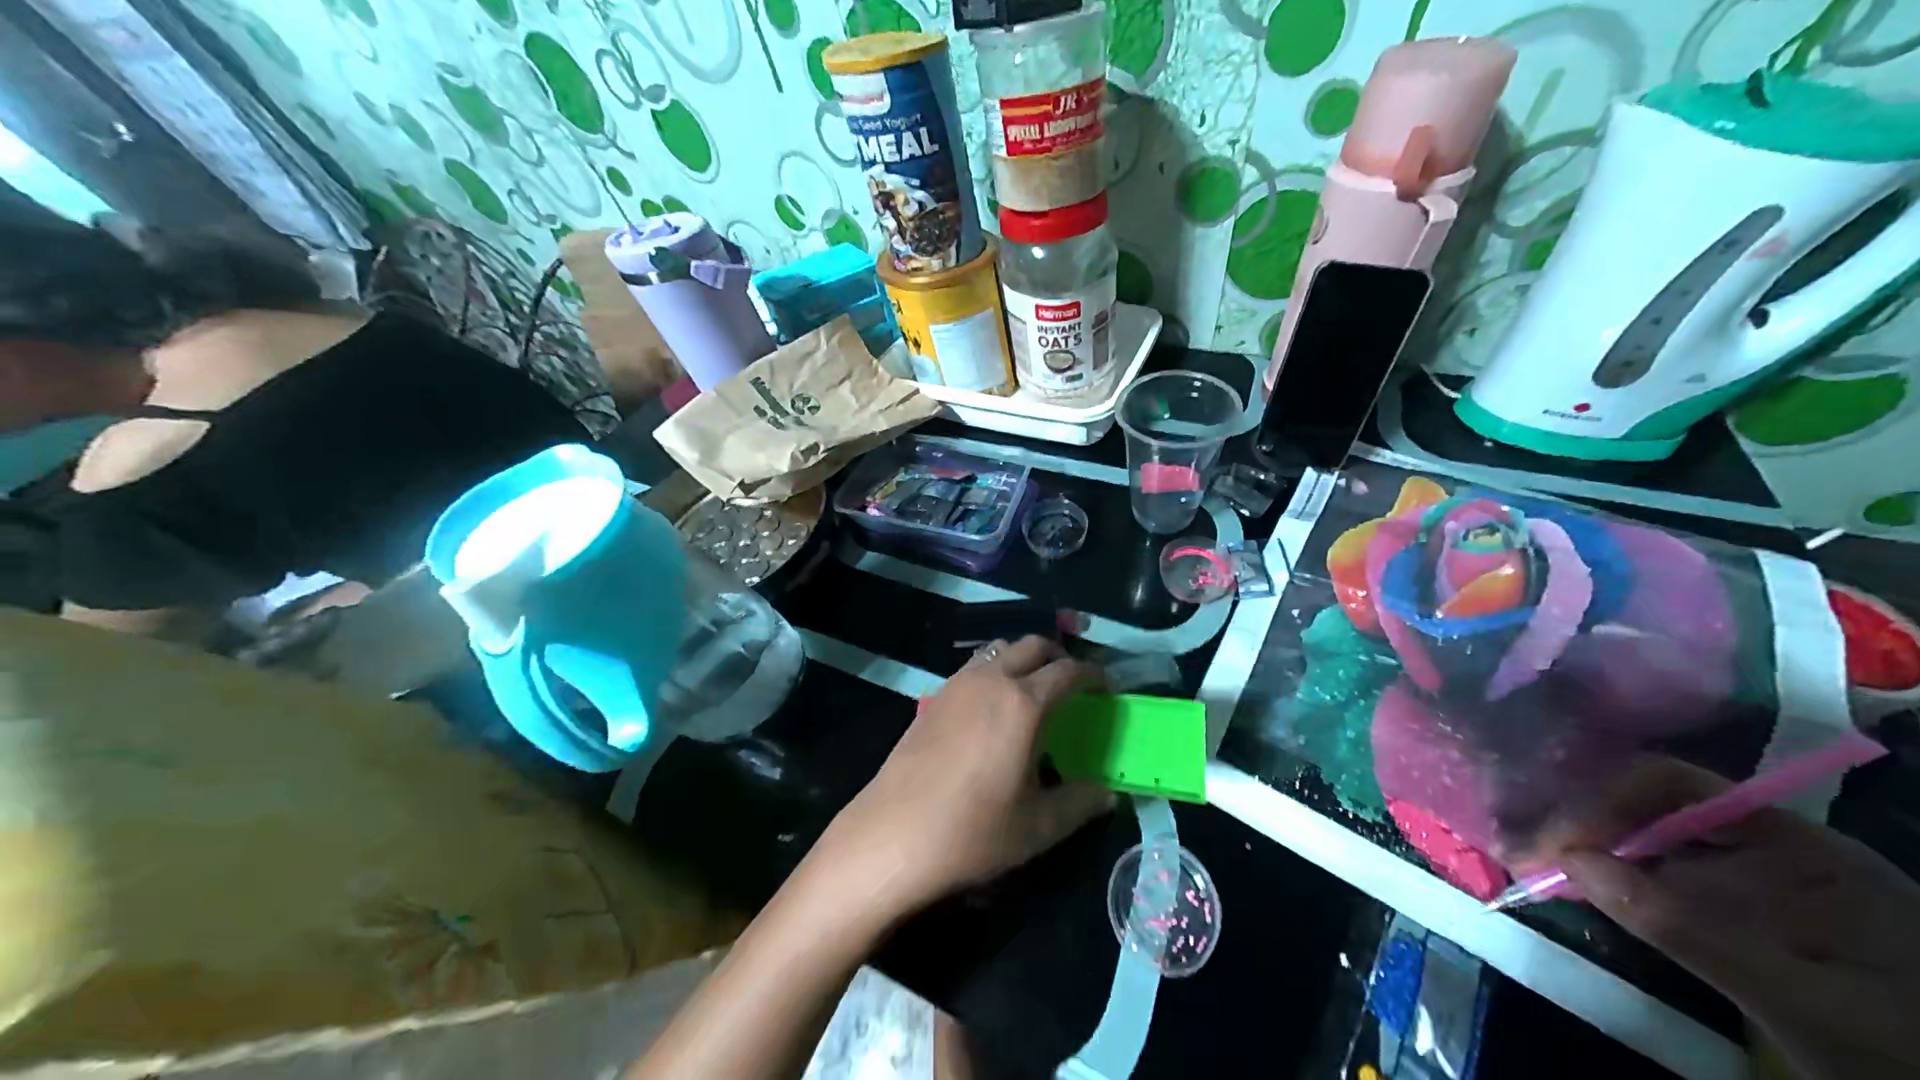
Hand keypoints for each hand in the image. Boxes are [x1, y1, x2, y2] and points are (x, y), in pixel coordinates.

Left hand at [809, 636, 1116, 926]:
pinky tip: (993, 711)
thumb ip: (1081, 803)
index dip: (1093, 676)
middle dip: (1059, 657)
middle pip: (1032, 646)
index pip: (1068, 671)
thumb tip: (1107, 793)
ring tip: (1034, 694)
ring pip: (999, 652)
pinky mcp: (932, 699)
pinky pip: (974, 669)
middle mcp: (990, 681)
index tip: (1106, 689)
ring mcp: (956, 685)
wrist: (893, 836)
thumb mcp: (1038, 825)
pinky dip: (995, 674)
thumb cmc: (973, 831)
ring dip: (1023, 661)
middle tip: (1073, 686)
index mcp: (1023, 703)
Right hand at [1529, 757, 1919, 1079]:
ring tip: (1531, 860)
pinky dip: (1606, 878)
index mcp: (1799, 849)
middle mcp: (1765, 852)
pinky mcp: (1729, 917)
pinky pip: (1654, 881)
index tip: (1560, 838)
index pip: (1678, 787)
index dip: (1609, 800)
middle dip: (1583, 823)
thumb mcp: (1801, 998)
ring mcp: (1747, 886)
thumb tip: (1570, 862)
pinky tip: (1571, 885)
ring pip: (1645, 844)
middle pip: (1651, 810)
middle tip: (1523, 847)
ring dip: (1585, 847)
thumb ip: (1687, 928)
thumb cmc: (1903, 1049)